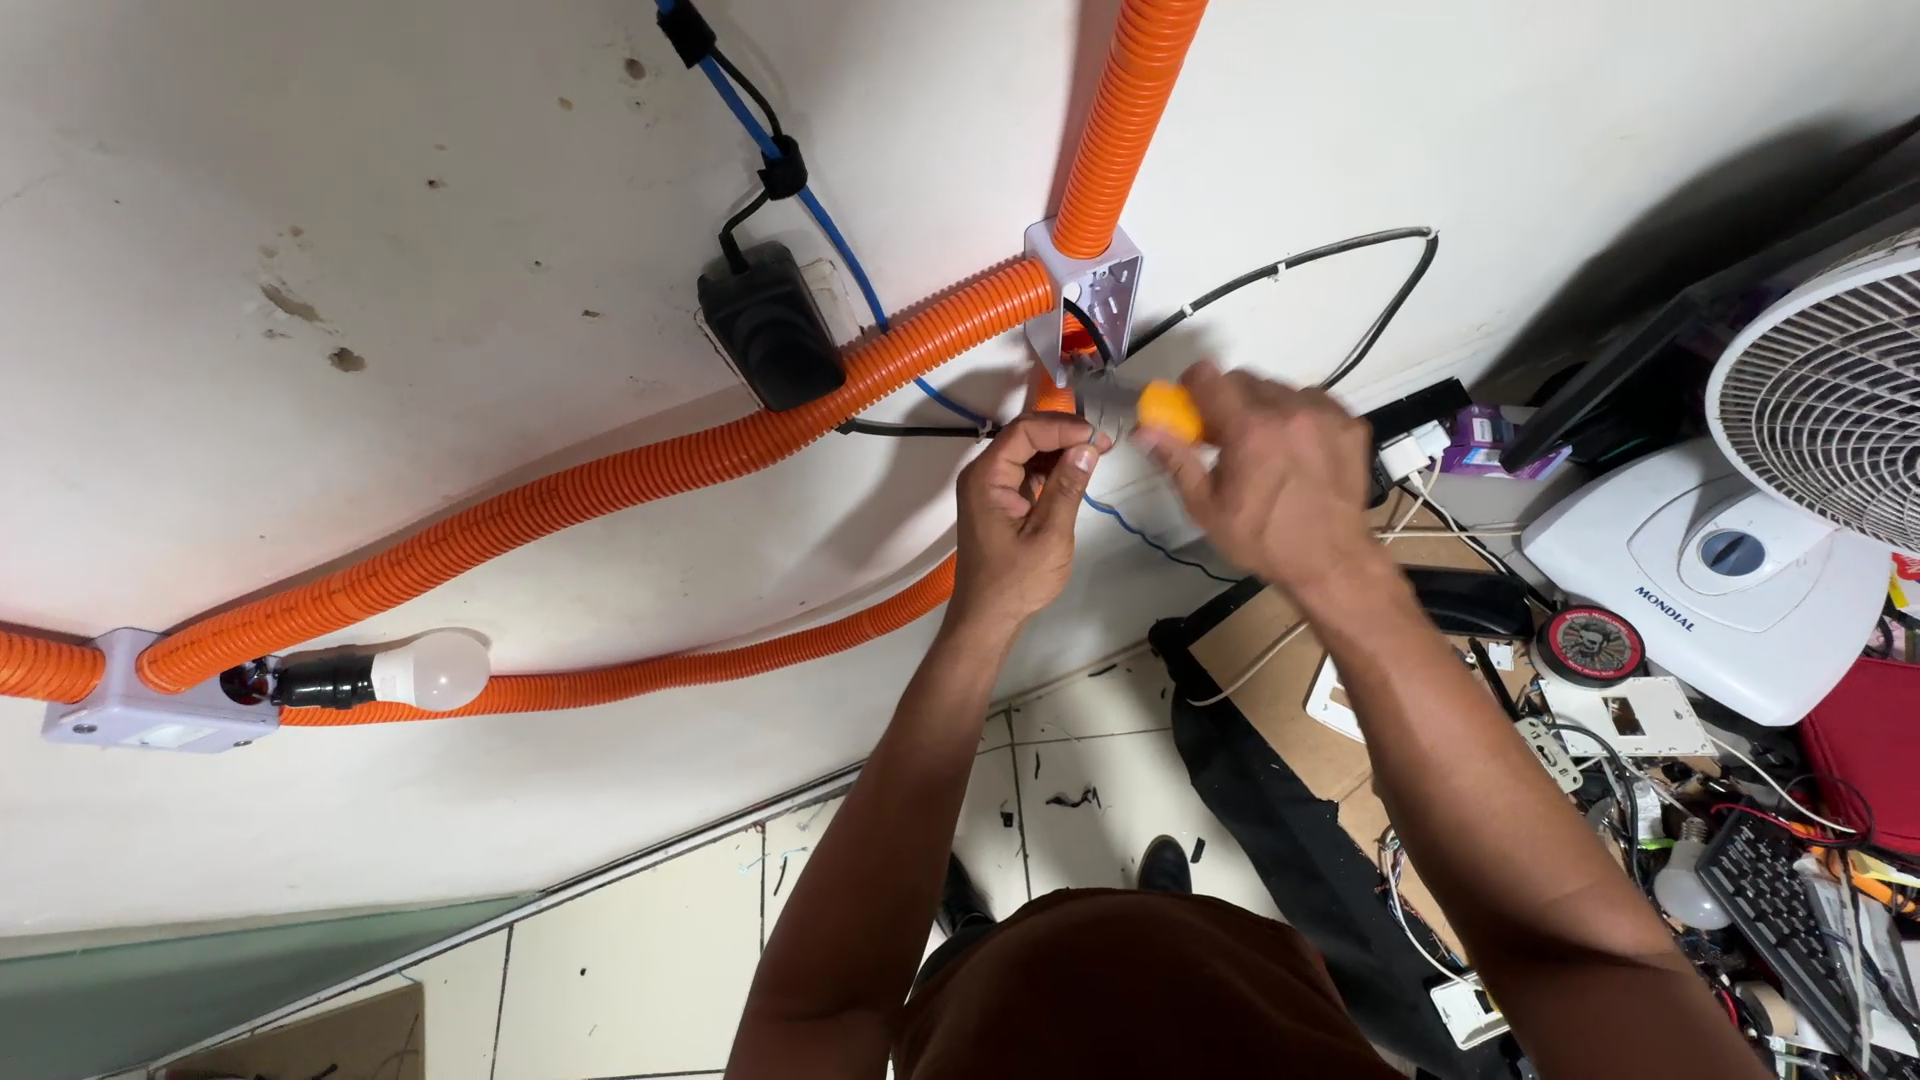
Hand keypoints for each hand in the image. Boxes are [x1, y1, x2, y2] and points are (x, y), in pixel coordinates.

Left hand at [950, 413, 1110, 633]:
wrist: (987, 617)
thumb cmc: (1016, 582)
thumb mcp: (1049, 535)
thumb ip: (1067, 488)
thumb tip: (1087, 447)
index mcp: (985, 477)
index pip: (1024, 432)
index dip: (1061, 427)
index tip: (1096, 436)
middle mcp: (982, 475)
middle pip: (1023, 436)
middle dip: (1063, 433)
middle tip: (1102, 442)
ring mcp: (988, 488)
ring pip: (1026, 452)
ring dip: (1059, 449)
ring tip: (1096, 452)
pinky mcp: (999, 501)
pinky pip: (1024, 472)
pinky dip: (1050, 468)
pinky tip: (1075, 471)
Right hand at [1133, 360, 1375, 594]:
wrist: (1330, 561)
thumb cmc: (1261, 539)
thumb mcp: (1206, 507)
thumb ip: (1176, 460)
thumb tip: (1143, 430)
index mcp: (1249, 430)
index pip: (1208, 377)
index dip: (1191, 386)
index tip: (1189, 406)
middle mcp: (1289, 411)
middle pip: (1243, 379)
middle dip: (1226, 400)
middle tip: (1223, 436)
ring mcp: (1324, 414)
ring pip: (1278, 389)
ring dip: (1262, 407)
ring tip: (1263, 445)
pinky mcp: (1349, 423)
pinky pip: (1312, 401)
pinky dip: (1296, 416)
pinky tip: (1294, 448)